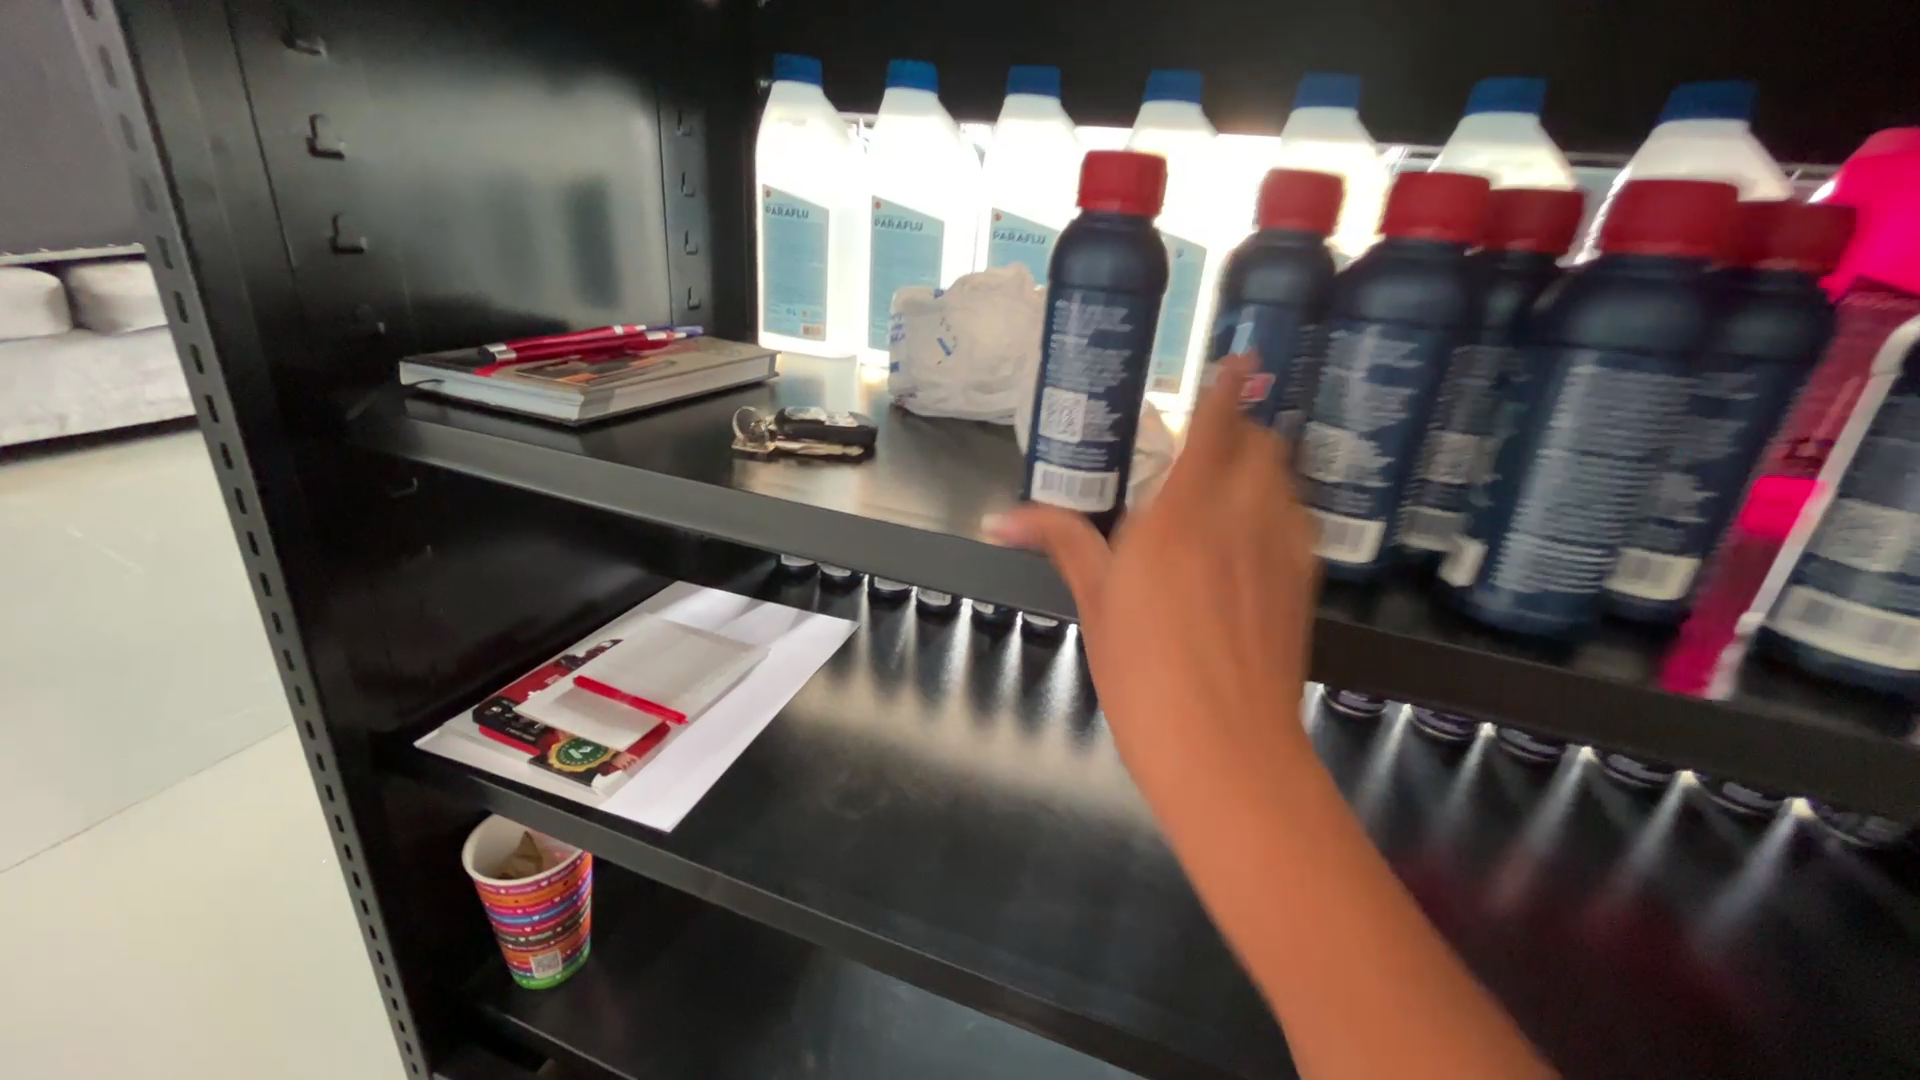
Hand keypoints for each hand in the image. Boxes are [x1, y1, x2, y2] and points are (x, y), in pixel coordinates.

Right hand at [990, 356, 1321, 820]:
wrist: (1226, 752)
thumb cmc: (1145, 677)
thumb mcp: (1094, 604)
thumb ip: (1059, 542)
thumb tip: (999, 517)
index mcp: (1180, 514)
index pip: (1215, 428)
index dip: (1229, 387)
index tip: (1239, 359)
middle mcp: (1240, 518)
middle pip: (1262, 444)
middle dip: (1244, 427)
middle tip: (1216, 437)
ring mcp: (1281, 550)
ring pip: (1285, 480)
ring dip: (1264, 465)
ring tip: (1234, 483)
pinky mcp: (1304, 584)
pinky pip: (1298, 522)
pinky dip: (1280, 508)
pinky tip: (1254, 539)